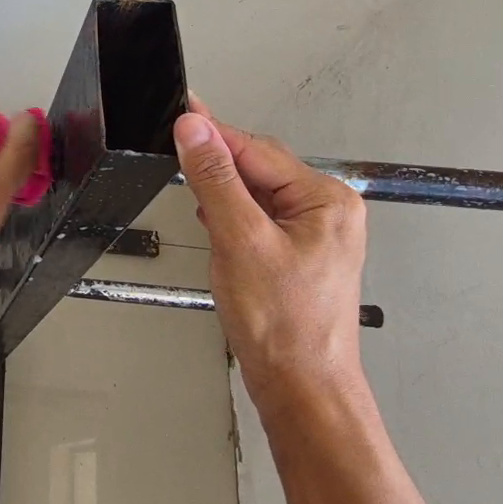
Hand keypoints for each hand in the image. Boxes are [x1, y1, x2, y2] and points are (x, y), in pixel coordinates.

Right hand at [175, 96, 367, 407]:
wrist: (300, 389)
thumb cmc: (285, 325)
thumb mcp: (239, 239)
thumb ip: (215, 178)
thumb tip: (195, 129)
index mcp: (325, 200)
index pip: (256, 150)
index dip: (212, 133)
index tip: (180, 114)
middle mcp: (326, 212)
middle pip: (257, 167)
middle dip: (216, 165)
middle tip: (176, 152)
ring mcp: (312, 234)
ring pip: (255, 192)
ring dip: (221, 192)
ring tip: (197, 199)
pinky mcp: (295, 254)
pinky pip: (257, 216)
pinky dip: (230, 215)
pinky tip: (214, 223)